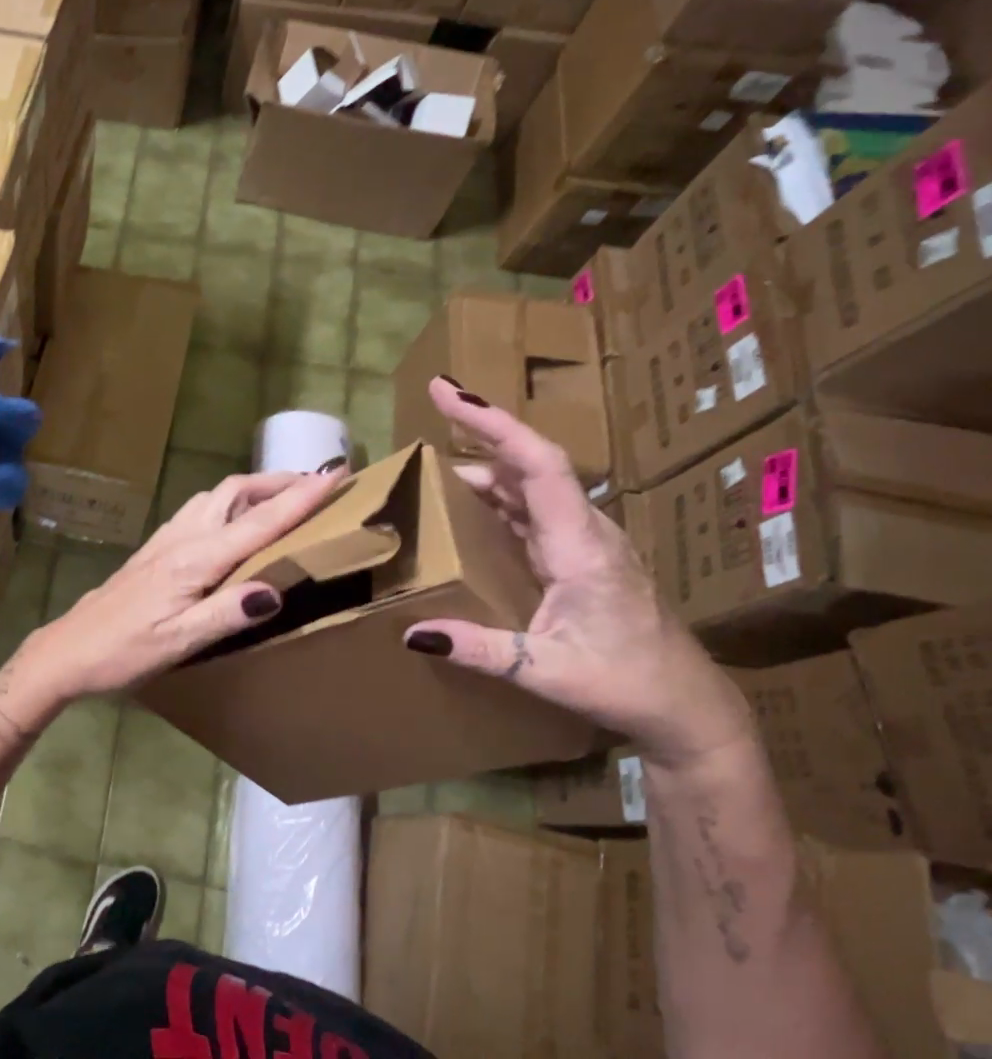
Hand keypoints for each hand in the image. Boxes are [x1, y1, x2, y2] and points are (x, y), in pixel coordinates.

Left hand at [14, 468, 347, 699]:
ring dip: (253, 490)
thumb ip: (226, 614)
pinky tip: (235, 524)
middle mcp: (181, 540)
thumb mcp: (178, 642)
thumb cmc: (122, 651)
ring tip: (283, 499)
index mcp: (194, 561)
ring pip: (214, 498)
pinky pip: (200, 512)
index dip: (299, 499)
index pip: (257, 523)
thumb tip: (277, 589)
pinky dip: (230, 505)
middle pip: (234, 493)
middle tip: (317, 485)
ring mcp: (164, 541)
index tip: (338, 476)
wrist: (68, 649)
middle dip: (278, 483)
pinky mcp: (154, 550)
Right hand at [401, 377, 755, 770]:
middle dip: (483, 427)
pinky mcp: (578, 555)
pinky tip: (466, 503)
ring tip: (436, 454)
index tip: (450, 393)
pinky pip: (532, 507)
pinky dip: (495, 492)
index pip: (538, 465)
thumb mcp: (546, 671)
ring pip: (532, 483)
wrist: (685, 704)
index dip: (494, 424)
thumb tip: (412, 633)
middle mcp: (585, 530)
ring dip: (486, 460)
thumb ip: (480, 650)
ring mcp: (584, 541)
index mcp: (580, 546)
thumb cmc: (625, 683)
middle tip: (434, 403)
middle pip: (532, 461)